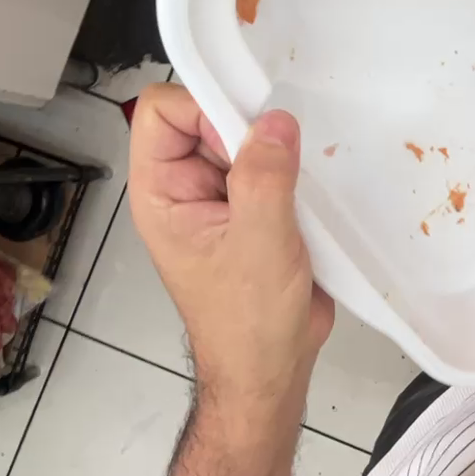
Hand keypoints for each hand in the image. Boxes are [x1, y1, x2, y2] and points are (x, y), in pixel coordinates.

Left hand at [126, 82, 332, 415]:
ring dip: (274, 148)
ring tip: (303, 174)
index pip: (162, 113)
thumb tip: (276, 120)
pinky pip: (269, 165)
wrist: (272, 368)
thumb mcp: (259, 244)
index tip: (248, 133)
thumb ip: (265, 178)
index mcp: (163, 193)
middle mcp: (187, 188)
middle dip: (246, 125)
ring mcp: (222, 198)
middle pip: (205, 118)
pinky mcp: (256, 209)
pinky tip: (312, 186)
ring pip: (241, 139)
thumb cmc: (250, 320)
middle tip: (285, 156)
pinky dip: (292, 167)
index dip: (203, 108)